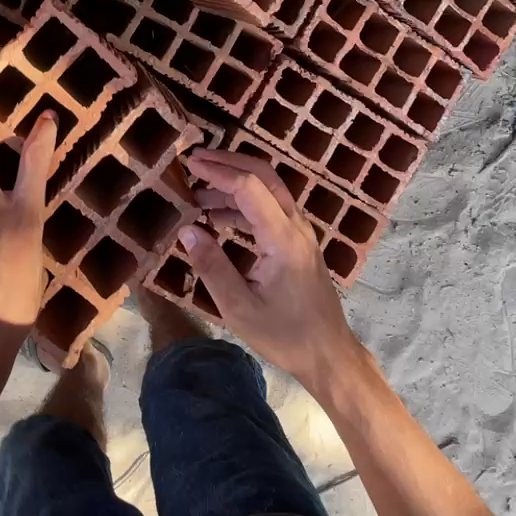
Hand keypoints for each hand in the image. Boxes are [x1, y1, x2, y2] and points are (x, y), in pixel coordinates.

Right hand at [177, 148, 362, 386]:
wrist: (329, 354)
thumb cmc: (285, 335)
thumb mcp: (239, 308)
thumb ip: (212, 266)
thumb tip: (186, 230)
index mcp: (282, 238)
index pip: (249, 187)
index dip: (218, 172)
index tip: (190, 164)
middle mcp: (295, 225)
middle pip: (264, 175)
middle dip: (229, 162)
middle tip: (195, 160)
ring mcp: (300, 232)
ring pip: (268, 189)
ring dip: (234, 185)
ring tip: (198, 196)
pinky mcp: (298, 241)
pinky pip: (270, 208)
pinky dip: (244, 204)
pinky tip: (218, 219)